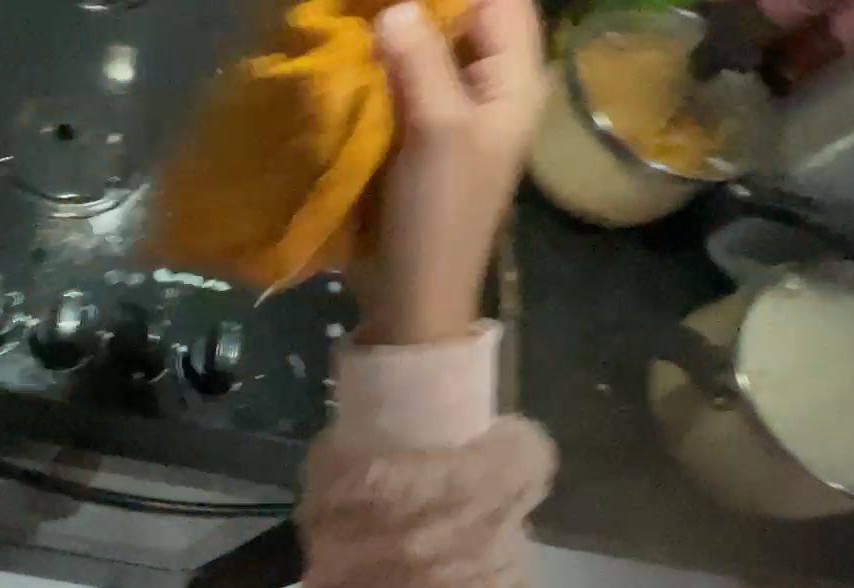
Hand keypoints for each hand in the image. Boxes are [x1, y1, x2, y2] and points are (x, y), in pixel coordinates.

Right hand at [352, 0, 546, 345]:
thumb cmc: (437, 214)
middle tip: (360, 16)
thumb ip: (421, 62)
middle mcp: (481, 94)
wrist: (409, 293)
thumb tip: (392, 9)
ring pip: (416, 66)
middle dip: (410, 18)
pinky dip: (368, 89)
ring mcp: (441, 123)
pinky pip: (390, 102)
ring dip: (382, 54)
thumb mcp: (438, 130)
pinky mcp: (404, 150)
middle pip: (454, 29)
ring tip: (345, 41)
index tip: (394, 1)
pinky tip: (341, 82)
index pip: (497, 3)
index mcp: (511, 82)